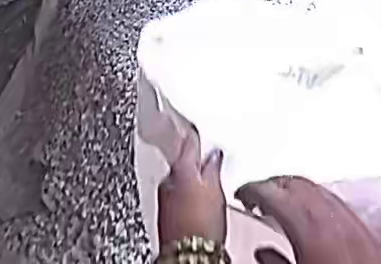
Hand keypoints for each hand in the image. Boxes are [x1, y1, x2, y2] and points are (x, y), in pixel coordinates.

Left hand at [158, 123, 226, 248]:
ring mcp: (164, 196)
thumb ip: (213, 165)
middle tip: (211, 160)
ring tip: (207, 183)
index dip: (198, 133)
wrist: (189, 255)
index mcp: (180, 167)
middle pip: (183, 160)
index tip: (203, 129)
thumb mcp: (216, 189)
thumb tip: (214, 154)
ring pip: (180, 177)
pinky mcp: (165, 213)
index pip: (189, 140)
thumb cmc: (201, 225)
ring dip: (191, 176)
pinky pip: (177, 192)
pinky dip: (187, 192)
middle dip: (195, 159)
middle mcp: (168, 179)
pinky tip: (198, 200)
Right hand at [237, 176, 380, 263]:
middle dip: (273, 184)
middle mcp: (329, 211)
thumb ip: (275, 261)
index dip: (252, 188)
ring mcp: (348, 217)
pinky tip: (310, 217)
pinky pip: (332, 199)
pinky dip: (314, 198)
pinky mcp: (363, 227)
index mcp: (307, 222)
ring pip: (315, 188)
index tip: (242, 192)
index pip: (273, 190)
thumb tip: (263, 253)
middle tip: (257, 194)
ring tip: (279, 203)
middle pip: (295, 182)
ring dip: (294, 189)